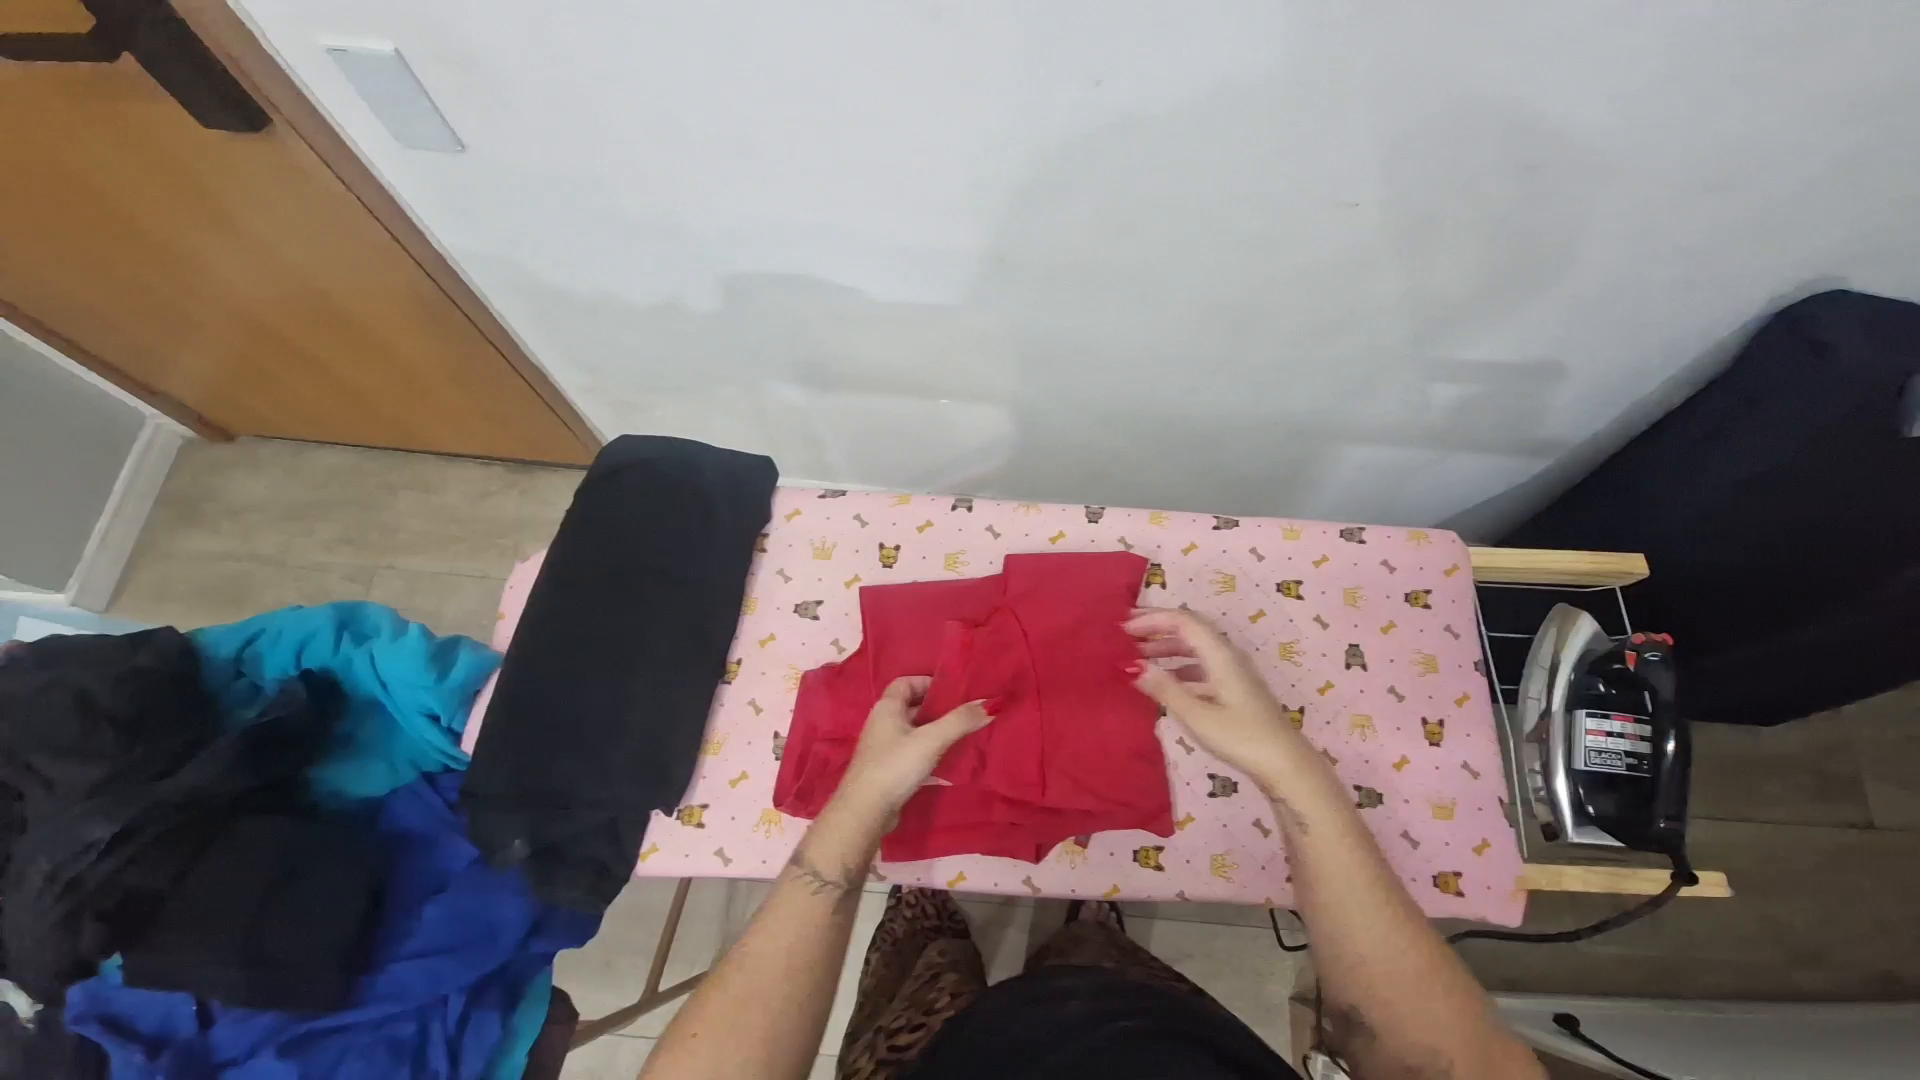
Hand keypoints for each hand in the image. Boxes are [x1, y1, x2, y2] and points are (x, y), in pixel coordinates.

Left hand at [832, 676, 994, 819]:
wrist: (866, 811)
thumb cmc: (895, 765)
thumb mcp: (932, 739)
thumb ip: (960, 721)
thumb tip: (991, 703)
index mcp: (886, 708)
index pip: (905, 682)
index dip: (927, 682)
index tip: (951, 690)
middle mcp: (881, 723)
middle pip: (911, 706)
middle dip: (936, 708)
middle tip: (963, 712)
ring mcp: (882, 748)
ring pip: (912, 731)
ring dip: (934, 731)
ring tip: (961, 735)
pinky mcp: (887, 770)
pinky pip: (911, 752)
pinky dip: (928, 752)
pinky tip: (946, 761)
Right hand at [1125, 607, 1313, 791]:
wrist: (1285, 765)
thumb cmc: (1241, 738)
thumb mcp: (1197, 715)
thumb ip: (1164, 689)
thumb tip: (1131, 666)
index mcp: (1220, 655)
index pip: (1183, 621)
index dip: (1152, 618)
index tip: (1124, 627)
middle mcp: (1228, 656)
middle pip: (1190, 629)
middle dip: (1157, 627)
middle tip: (1126, 634)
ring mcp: (1233, 672)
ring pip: (1195, 648)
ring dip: (1166, 647)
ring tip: (1139, 657)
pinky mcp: (1234, 688)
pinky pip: (1201, 665)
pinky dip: (1178, 666)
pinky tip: (1164, 681)